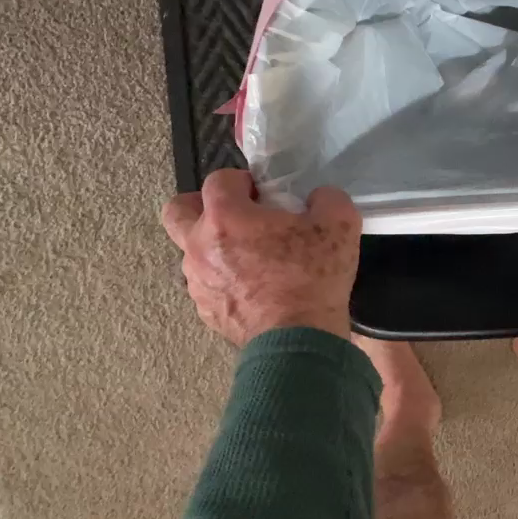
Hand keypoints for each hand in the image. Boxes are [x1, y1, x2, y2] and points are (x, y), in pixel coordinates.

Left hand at [160, 169, 361, 343]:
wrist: (297, 338)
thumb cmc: (312, 277)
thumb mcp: (339, 225)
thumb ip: (327, 199)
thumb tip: (319, 197)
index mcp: (226, 217)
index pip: (219, 179)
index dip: (243, 180)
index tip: (265, 193)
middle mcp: (200, 245)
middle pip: (177, 210)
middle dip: (201, 206)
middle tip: (236, 215)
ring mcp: (198, 280)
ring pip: (193, 251)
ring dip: (216, 247)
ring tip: (254, 258)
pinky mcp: (205, 310)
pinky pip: (208, 283)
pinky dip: (225, 279)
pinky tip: (256, 288)